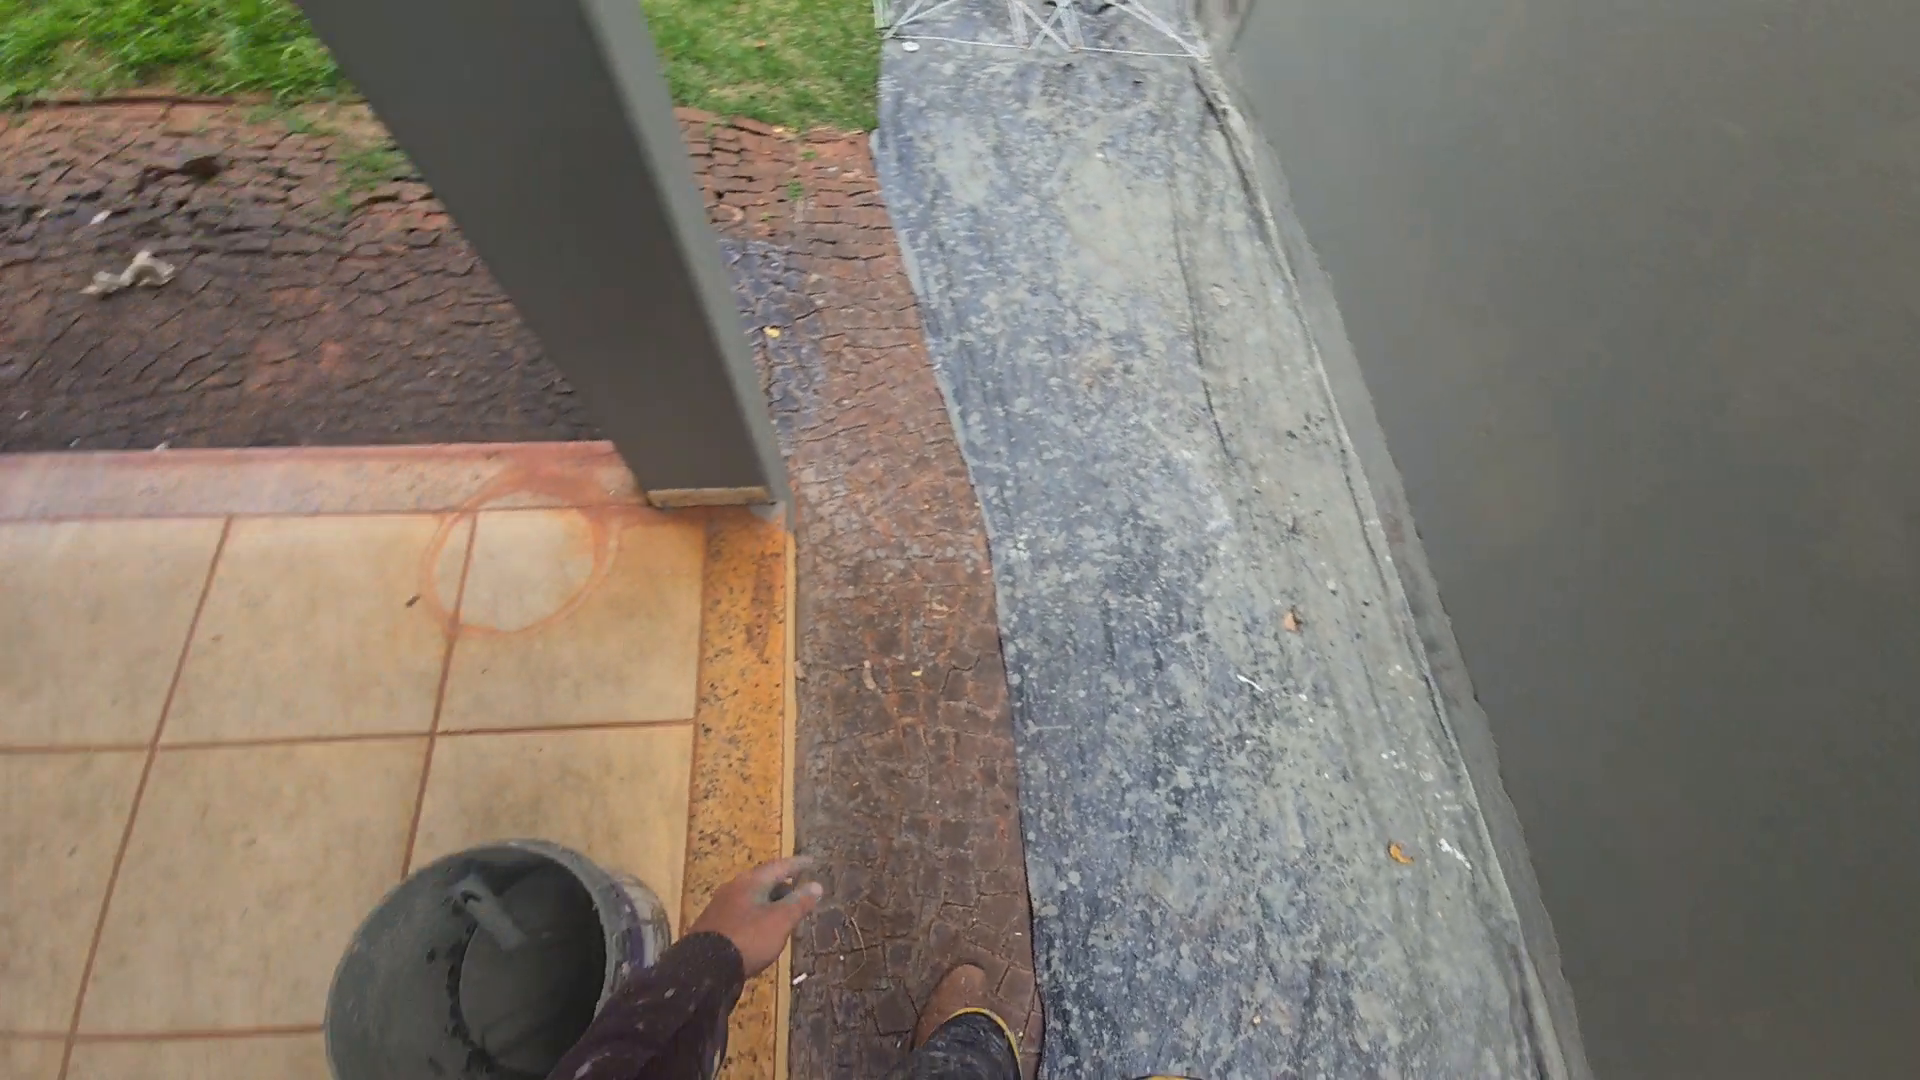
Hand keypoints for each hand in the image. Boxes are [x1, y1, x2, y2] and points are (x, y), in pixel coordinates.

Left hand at [689, 856, 824, 977]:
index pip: (780, 866)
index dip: (797, 864)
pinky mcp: (712, 925)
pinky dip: (756, 913)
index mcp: (751, 881)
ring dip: (769, 900)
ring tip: (782, 910)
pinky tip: (760, 928)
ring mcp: (720, 906)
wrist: (702, 969)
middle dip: (783, 884)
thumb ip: (799, 903)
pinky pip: (741, 911)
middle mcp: (734, 887)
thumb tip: (817, 885)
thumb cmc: (748, 939)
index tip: (811, 861)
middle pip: (763, 879)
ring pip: (751, 896)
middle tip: (799, 888)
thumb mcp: (780, 921)